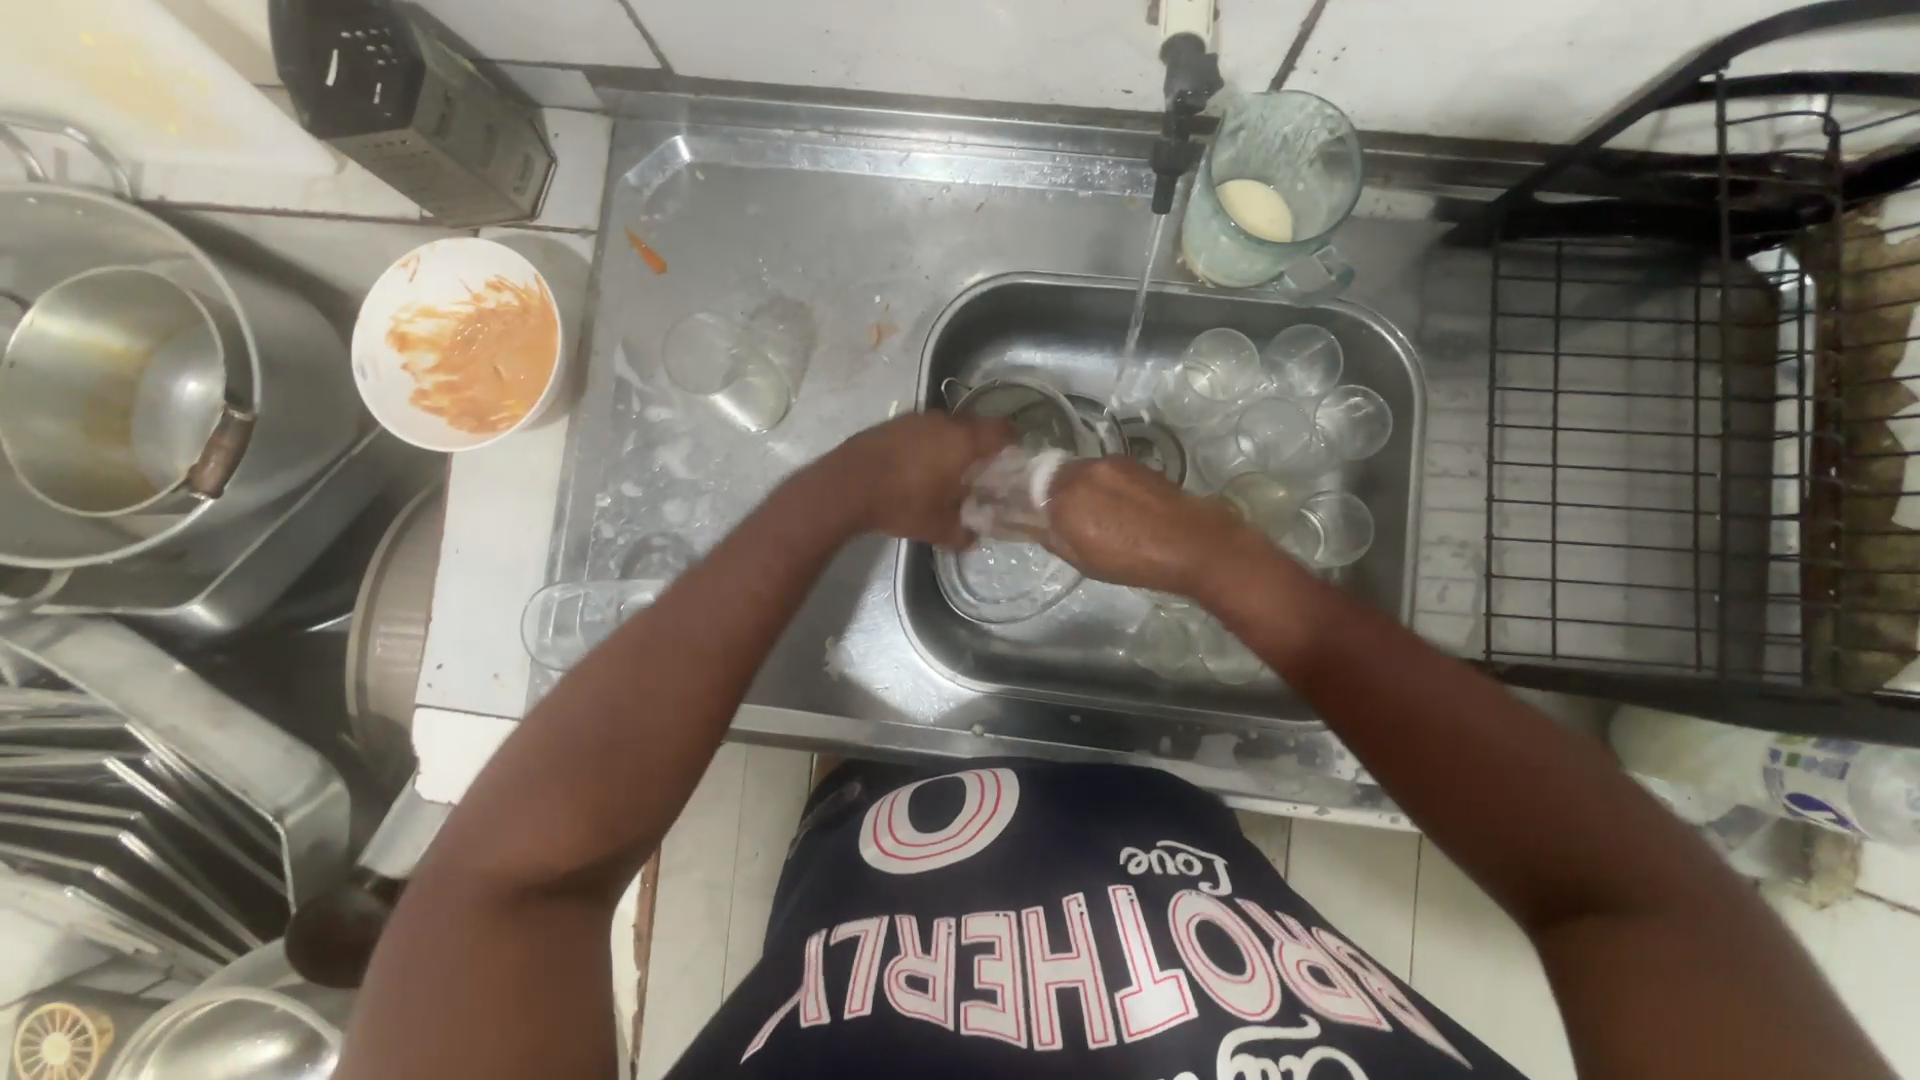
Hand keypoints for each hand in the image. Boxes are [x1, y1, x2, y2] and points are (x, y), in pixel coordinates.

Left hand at [831, 412, 1014, 545]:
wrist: (846, 486)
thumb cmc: (901, 503)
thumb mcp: (937, 527)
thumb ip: (962, 532)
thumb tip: (973, 536)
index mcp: (964, 441)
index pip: (1003, 430)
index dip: (1013, 443)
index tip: (1013, 459)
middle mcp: (944, 421)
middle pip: (976, 426)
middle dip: (982, 445)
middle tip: (982, 470)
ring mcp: (916, 418)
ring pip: (947, 426)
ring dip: (952, 443)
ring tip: (948, 469)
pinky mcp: (893, 423)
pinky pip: (922, 430)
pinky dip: (927, 444)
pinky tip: (917, 466)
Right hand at [1042, 458, 1252, 596]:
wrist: (1191, 542)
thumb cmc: (1134, 562)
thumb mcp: (1084, 562)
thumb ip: (1054, 540)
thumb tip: (1037, 526)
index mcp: (1063, 502)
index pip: (1031, 495)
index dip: (1034, 507)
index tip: (1039, 519)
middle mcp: (1081, 473)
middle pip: (1054, 478)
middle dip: (1055, 494)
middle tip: (1068, 517)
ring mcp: (1108, 463)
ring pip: (1080, 471)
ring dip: (1080, 487)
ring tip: (1097, 511)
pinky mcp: (1131, 461)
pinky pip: (1103, 469)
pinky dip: (1102, 482)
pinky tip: (1118, 503)